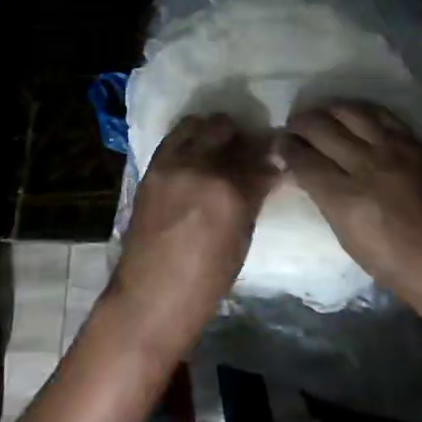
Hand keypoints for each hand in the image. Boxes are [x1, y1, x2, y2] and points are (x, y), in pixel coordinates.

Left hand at [111, 114, 275, 351]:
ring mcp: (171, 164)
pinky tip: (197, 154)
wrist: (149, 297)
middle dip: (240, 137)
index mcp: (229, 191)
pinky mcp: (152, 168)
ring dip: (212, 131)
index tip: (272, 159)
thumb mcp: (241, 240)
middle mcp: (199, 167)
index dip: (269, 158)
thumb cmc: (204, 282)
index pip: (258, 159)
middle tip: (246, 151)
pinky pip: (174, 138)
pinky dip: (189, 139)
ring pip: (197, 125)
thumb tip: (267, 174)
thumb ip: (253, 199)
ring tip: (219, 148)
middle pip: (225, 128)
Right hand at [281, 103, 421, 335]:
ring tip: (319, 114)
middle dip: (300, 123)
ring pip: (350, 111)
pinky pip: (381, 113)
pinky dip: (360, 109)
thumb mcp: (350, 240)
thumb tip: (306, 173)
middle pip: (321, 128)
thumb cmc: (398, 267)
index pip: (304, 159)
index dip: (286, 147)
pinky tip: (351, 113)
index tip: (279, 143)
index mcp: (346, 200)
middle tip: (293, 126)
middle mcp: (367, 166)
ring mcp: (394, 150)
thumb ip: (326, 200)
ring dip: (327, 109)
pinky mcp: (415, 144)